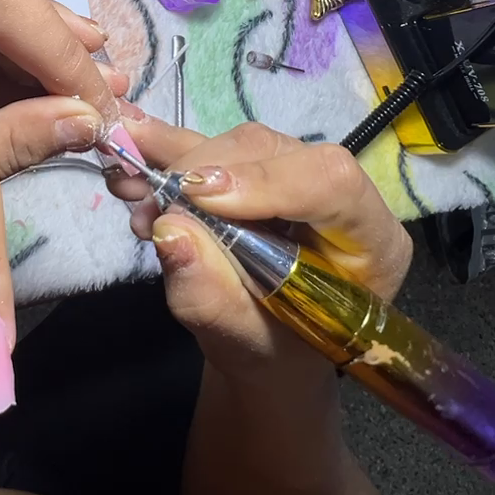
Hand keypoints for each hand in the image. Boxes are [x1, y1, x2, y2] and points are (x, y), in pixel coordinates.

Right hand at [106, 112, 410, 391]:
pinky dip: (162, 146)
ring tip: (131, 190)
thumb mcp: (242, 342)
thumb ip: (211, 295)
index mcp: (367, 239)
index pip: (330, 181)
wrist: (269, 348)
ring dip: (174, 161)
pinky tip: (127, 144)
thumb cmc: (272, 352)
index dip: (263, 180)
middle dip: (202, 172)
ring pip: (235, 142)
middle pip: (271, 152)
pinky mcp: (252, 164)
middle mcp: (338, 192)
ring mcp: (293, 170)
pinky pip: (208, 143)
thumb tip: (170, 230)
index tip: (199, 196)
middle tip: (151, 209)